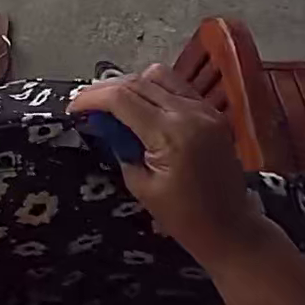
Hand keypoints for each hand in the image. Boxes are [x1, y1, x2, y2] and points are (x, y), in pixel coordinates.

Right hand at [69, 64, 270, 264]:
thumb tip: (102, 122)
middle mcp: (190, 112)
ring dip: (129, 84)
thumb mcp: (140, 184)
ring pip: (157, 75)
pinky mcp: (212, 112)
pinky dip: (153, 89)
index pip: (121, 98)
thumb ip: (121, 145)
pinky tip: (140, 106)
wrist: (231, 229)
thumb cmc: (183, 217)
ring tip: (112, 103)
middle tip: (85, 104)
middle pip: (137, 81)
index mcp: (171, 133)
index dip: (91, 98)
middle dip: (105, 89)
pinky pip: (176, 86)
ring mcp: (205, 109)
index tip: (73, 108)